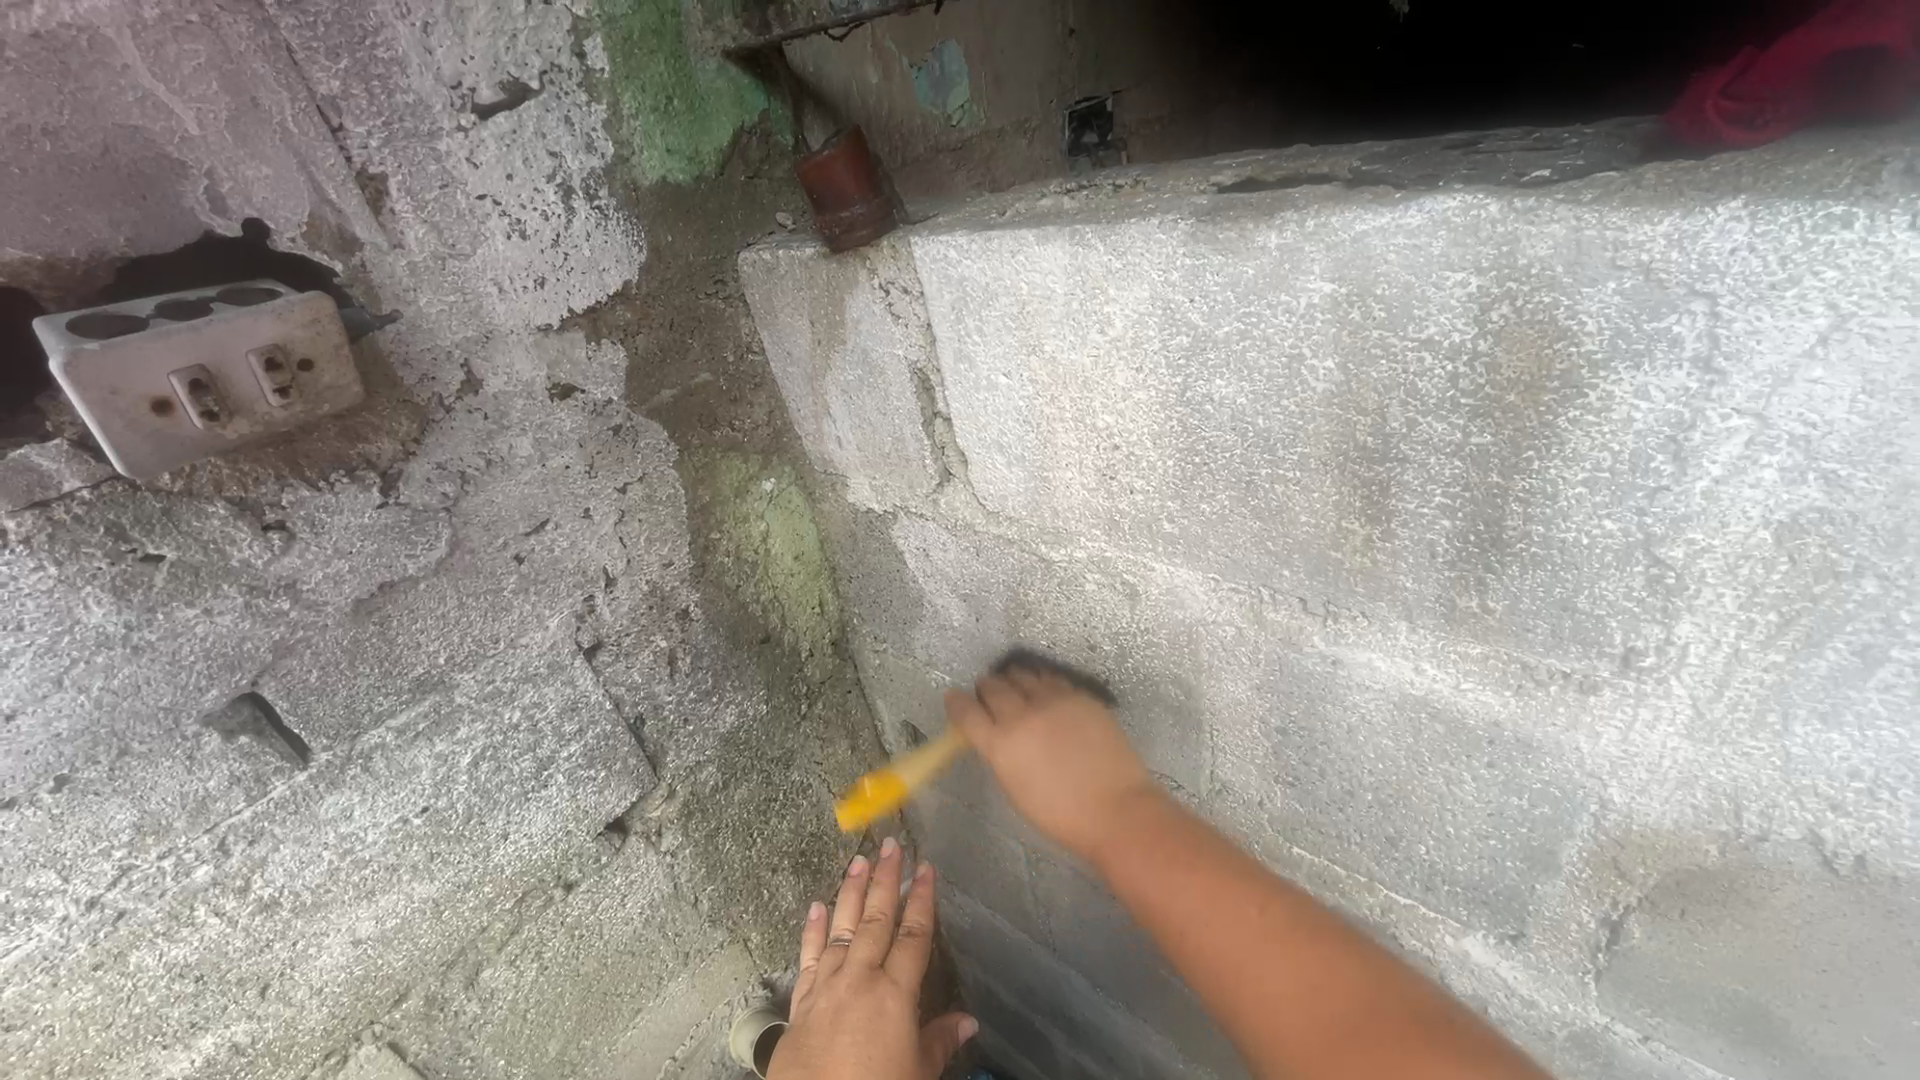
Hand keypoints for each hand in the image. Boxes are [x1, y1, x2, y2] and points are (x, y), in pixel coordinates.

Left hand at [768, 837, 975, 1079]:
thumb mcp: (918, 1073)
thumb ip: (940, 1042)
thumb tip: (968, 1021)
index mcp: (895, 993)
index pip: (914, 935)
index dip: (922, 899)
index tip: (926, 868)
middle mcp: (860, 979)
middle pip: (877, 919)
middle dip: (886, 879)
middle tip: (891, 845)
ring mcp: (827, 987)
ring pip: (842, 928)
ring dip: (851, 891)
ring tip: (858, 860)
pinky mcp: (801, 1003)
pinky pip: (809, 957)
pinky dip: (813, 930)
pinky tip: (817, 906)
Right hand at [945, 663, 1160, 863]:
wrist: (1116, 810)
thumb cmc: (1061, 815)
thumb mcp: (1015, 789)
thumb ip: (1001, 755)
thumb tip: (997, 736)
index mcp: (1000, 744)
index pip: (966, 712)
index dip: (956, 702)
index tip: (954, 698)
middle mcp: (1022, 715)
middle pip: (993, 687)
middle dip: (986, 688)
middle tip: (987, 692)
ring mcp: (1053, 701)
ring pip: (1023, 676)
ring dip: (1013, 680)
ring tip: (1015, 685)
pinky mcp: (1080, 696)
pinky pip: (1052, 679)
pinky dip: (1042, 682)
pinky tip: (1045, 690)